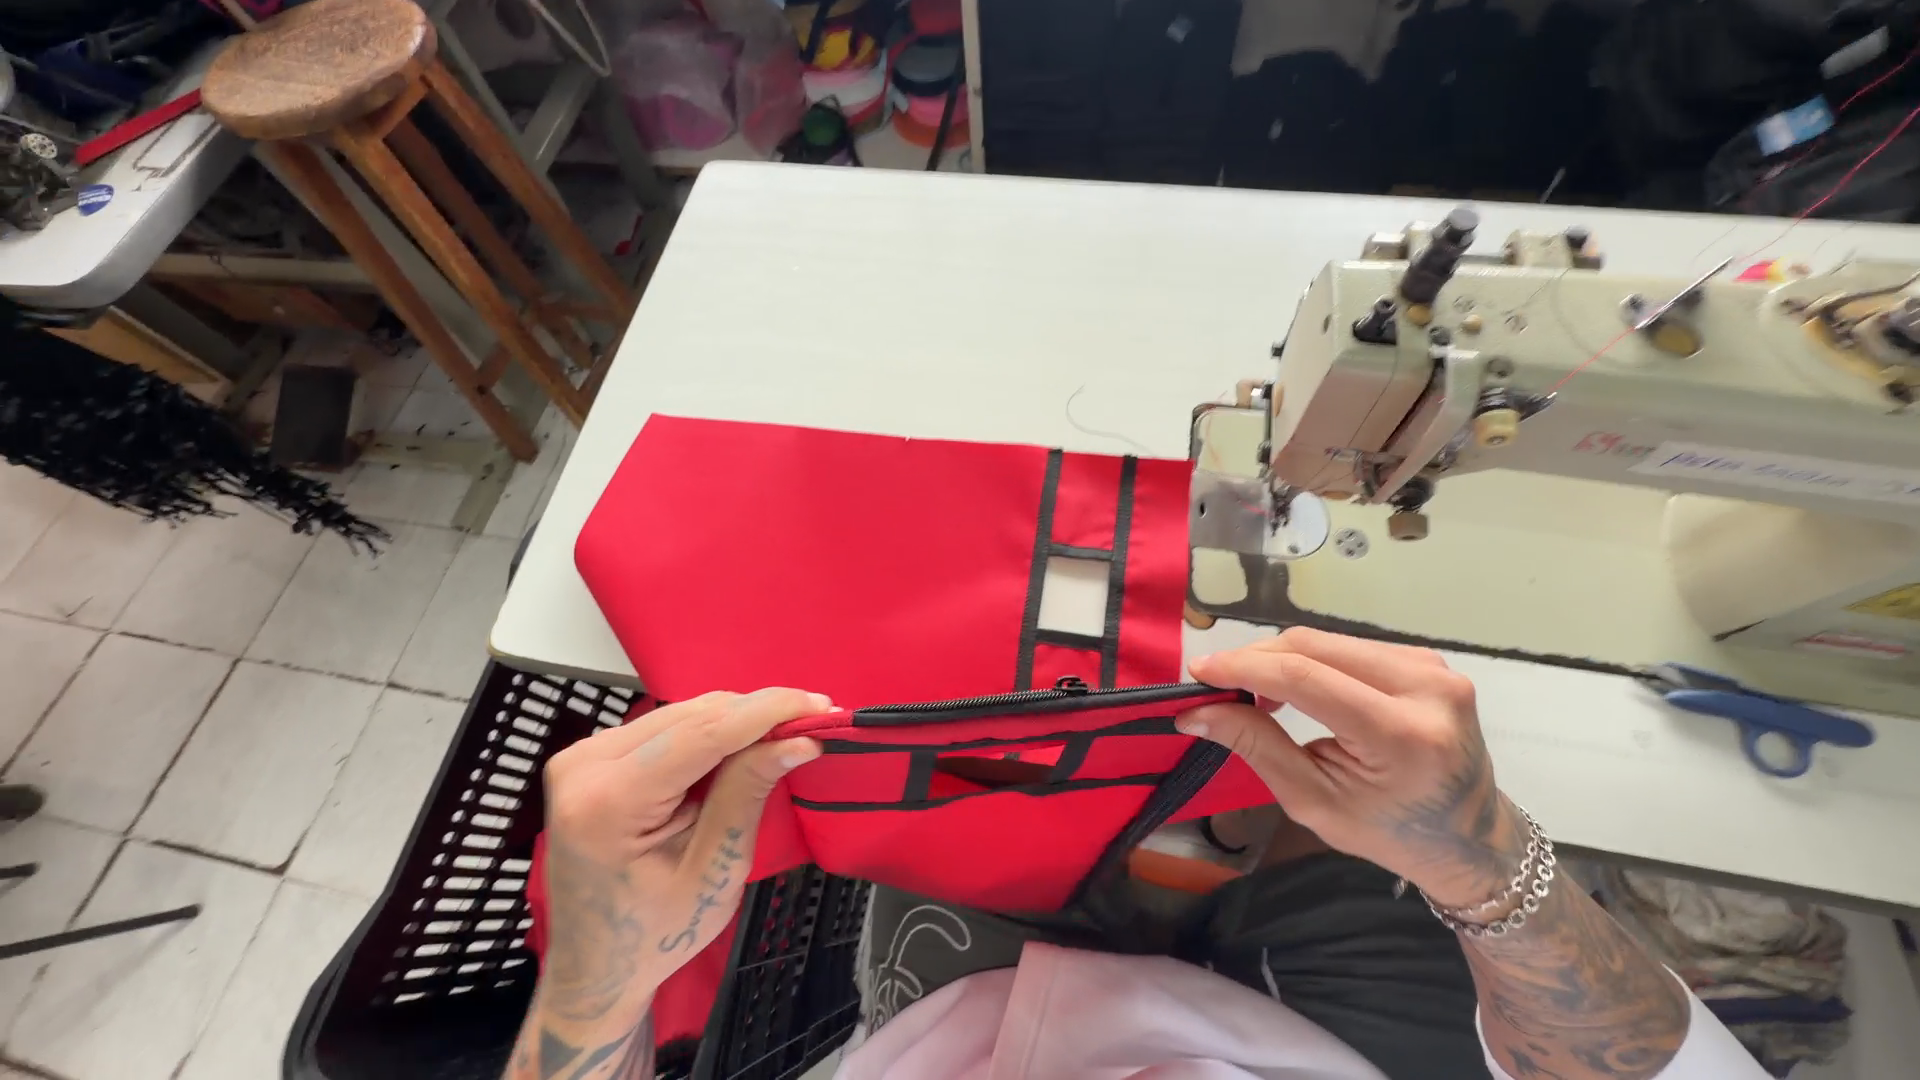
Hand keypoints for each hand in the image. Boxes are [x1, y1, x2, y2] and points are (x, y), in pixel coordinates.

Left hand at [539, 688, 828, 1022]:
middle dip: (758, 714)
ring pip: (682, 712)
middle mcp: (585, 764)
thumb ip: (749, 792)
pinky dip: (712, 730)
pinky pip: (666, 725)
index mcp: (608, 801)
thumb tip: (800, 738)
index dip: (767, 710)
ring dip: (738, 720)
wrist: (595, 967)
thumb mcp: (715, 870)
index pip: (702, 732)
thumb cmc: (657, 933)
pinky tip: (743, 746)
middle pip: (692, 715)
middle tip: (814, 721)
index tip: (822, 704)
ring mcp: (583, 756)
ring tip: (786, 734)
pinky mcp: (592, 756)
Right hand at [1178, 628, 1522, 909]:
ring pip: (1327, 640)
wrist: (1470, 838)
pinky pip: (1347, 646)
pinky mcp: (1428, 660)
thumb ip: (1255, 746)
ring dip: (1279, 659)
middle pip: (1312, 647)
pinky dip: (1309, 660)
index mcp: (1402, 735)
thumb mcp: (1312, 801)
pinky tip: (1295, 686)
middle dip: (1255, 659)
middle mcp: (1426, 688)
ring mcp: (1433, 668)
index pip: (1304, 678)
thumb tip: (1195, 711)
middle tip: (1218, 684)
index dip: (1243, 668)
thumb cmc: (1388, 831)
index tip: (1198, 673)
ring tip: (1255, 691)